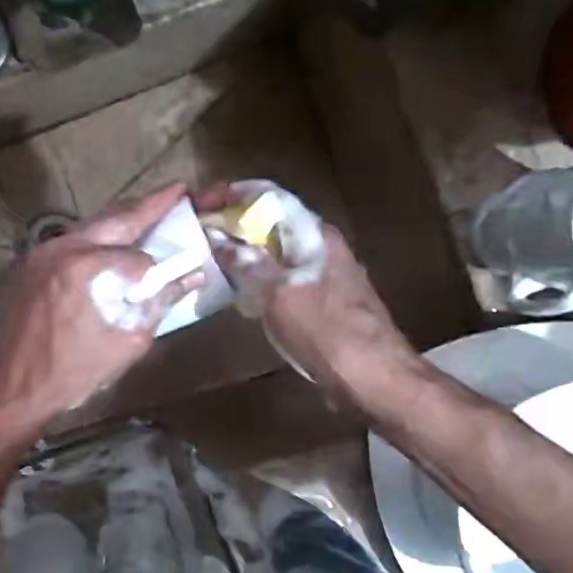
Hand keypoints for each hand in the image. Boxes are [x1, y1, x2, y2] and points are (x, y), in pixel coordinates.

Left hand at [0, 184, 205, 445]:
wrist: (13, 388)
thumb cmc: (72, 374)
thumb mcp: (126, 343)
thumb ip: (158, 305)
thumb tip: (189, 278)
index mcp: (84, 268)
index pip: (138, 256)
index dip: (160, 267)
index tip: (178, 270)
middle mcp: (60, 249)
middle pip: (113, 219)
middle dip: (148, 205)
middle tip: (178, 191)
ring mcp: (40, 253)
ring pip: (89, 226)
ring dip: (120, 220)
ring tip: (148, 212)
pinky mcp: (28, 264)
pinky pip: (69, 242)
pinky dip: (95, 239)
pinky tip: (110, 245)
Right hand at [195, 182, 421, 408]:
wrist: (375, 379)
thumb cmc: (326, 331)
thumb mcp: (278, 293)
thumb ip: (247, 262)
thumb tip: (217, 236)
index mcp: (314, 234)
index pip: (268, 196)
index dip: (232, 193)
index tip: (201, 202)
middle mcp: (320, 246)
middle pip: (270, 221)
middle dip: (232, 223)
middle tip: (197, 233)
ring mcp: (322, 273)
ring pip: (274, 251)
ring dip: (241, 252)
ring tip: (208, 259)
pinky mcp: (321, 300)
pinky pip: (280, 277)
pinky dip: (255, 277)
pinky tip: (236, 292)